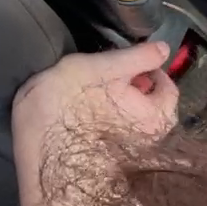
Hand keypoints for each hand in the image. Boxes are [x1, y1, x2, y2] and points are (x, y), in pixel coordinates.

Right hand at [12, 42, 178, 169]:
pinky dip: (112, 119)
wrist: (39, 141)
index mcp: (156, 117)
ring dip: (123, 104)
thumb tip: (165, 48)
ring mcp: (131, 151)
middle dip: (137, 87)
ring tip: (97, 91)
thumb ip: (136, 57)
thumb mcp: (102, 66)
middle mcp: (150, 140)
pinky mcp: (111, 157)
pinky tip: (89, 111)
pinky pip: (120, 132)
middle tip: (110, 74)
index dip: (150, 68)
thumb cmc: (70, 99)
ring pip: (135, 119)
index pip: (167, 88)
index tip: (128, 60)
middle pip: (153, 106)